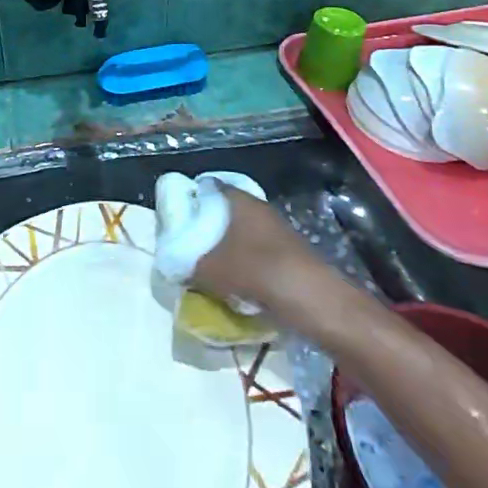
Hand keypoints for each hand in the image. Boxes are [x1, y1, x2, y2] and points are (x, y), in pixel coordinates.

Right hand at [188, 186, 330, 312]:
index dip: (191, 198)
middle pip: (226, 211)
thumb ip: (187, 263)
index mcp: (239, 200)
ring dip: (227, 248)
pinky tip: (236, 283)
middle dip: (208, 227)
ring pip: (242, 234)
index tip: (176, 215)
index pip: (209, 187)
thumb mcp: (210, 270)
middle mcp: (259, 208)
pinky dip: (244, 264)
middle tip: (188, 244)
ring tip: (208, 267)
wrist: (313, 300)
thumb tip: (173, 262)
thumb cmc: (256, 271)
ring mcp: (277, 230)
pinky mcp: (289, 253)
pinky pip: (257, 253)